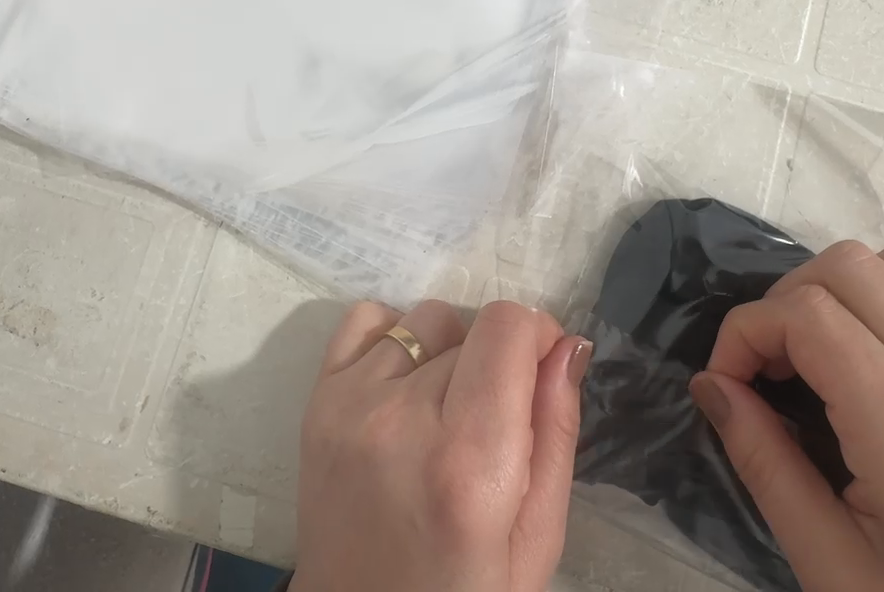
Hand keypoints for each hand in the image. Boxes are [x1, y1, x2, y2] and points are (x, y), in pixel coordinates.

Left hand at [292, 299, 593, 591]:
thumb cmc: (463, 591)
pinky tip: (404, 385)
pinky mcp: (317, 400)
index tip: (540, 370)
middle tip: (489, 422)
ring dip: (449, 351)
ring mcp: (351, 404)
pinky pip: (367, 319)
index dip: (536, 335)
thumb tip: (565, 343)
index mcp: (469, 460)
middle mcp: (403, 418)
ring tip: (444, 407)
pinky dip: (395, 338)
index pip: (507, 326)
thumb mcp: (537, 536)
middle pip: (472, 328)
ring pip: (427, 320)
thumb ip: (556, 429)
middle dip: (497, 361)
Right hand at [689, 240, 883, 591]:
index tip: (727, 383)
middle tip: (768, 368)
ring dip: (840, 288)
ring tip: (819, 350)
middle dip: (782, 303)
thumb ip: (764, 463)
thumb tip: (711, 385)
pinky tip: (877, 346)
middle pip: (845, 268)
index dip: (743, 333)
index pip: (804, 315)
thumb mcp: (832, 566)